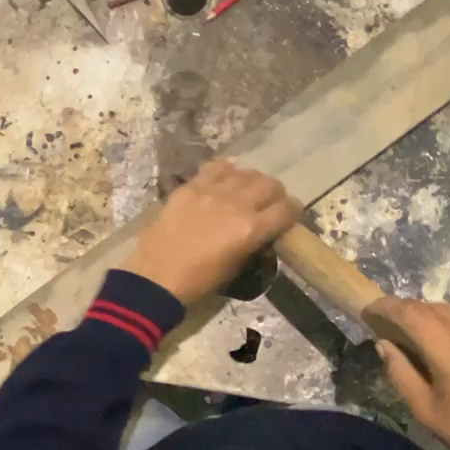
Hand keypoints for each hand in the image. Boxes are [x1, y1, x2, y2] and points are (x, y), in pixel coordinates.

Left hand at [121, 160, 300, 305]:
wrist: (156, 278)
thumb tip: (262, 230)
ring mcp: (212, 191)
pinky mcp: (191, 186)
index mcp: (251, 230)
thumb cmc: (199, 282)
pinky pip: (216, 167)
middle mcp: (236, 204)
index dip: (293, 212)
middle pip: (270, 185)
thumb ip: (254, 243)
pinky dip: (227, 170)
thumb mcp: (236, 268)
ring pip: (246, 172)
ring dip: (253, 181)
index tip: (289, 217)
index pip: (287, 209)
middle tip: (270, 204)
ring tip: (247, 192)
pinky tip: (226, 177)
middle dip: (276, 194)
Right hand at [369, 298, 449, 449]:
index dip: (387, 306)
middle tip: (395, 328)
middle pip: (436, 308)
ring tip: (432, 344)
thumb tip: (384, 344)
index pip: (412, 313)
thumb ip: (400, 372)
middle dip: (411, 312)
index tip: (371, 309)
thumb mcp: (425, 411)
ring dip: (440, 324)